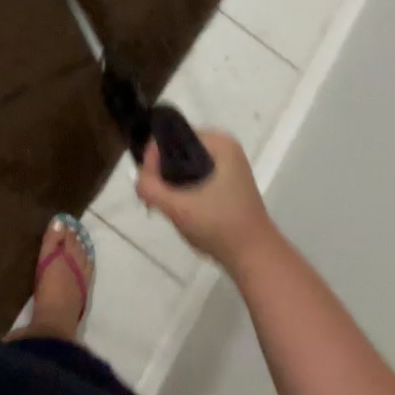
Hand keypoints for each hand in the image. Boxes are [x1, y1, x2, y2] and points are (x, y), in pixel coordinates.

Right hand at [137, 130, 277, 270]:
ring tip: (168, 205)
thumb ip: (150, 187)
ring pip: (187, 165)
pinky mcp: (230, 183)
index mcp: (219, 143)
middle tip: (155, 197)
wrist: (255, 257)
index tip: (148, 182)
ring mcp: (230, 166)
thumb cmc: (219, 226)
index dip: (154, 157)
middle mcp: (226, 148)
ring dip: (174, 183)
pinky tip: (183, 210)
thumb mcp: (178, 206)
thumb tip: (138, 176)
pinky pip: (198, 176)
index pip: (173, 137)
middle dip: (164, 172)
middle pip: (179, 150)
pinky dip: (187, 190)